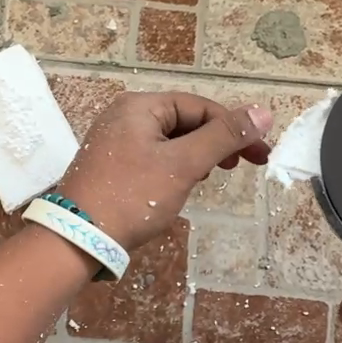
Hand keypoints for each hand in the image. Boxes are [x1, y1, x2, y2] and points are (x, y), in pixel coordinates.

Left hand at [55, 93, 271, 251]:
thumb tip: (262, 112)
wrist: (78, 237)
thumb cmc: (133, 196)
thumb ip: (223, 137)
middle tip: (243, 167)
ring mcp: (115, 139)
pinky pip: (153, 155)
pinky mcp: (112, 163)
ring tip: (211, 176)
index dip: (234, 128)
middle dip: (216, 142)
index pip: (200, 107)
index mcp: (140, 106)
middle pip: (184, 120)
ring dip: (197, 155)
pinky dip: (175, 166)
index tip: (261, 156)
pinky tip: (183, 184)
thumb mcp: (183, 165)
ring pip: (170, 139)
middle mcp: (125, 115)